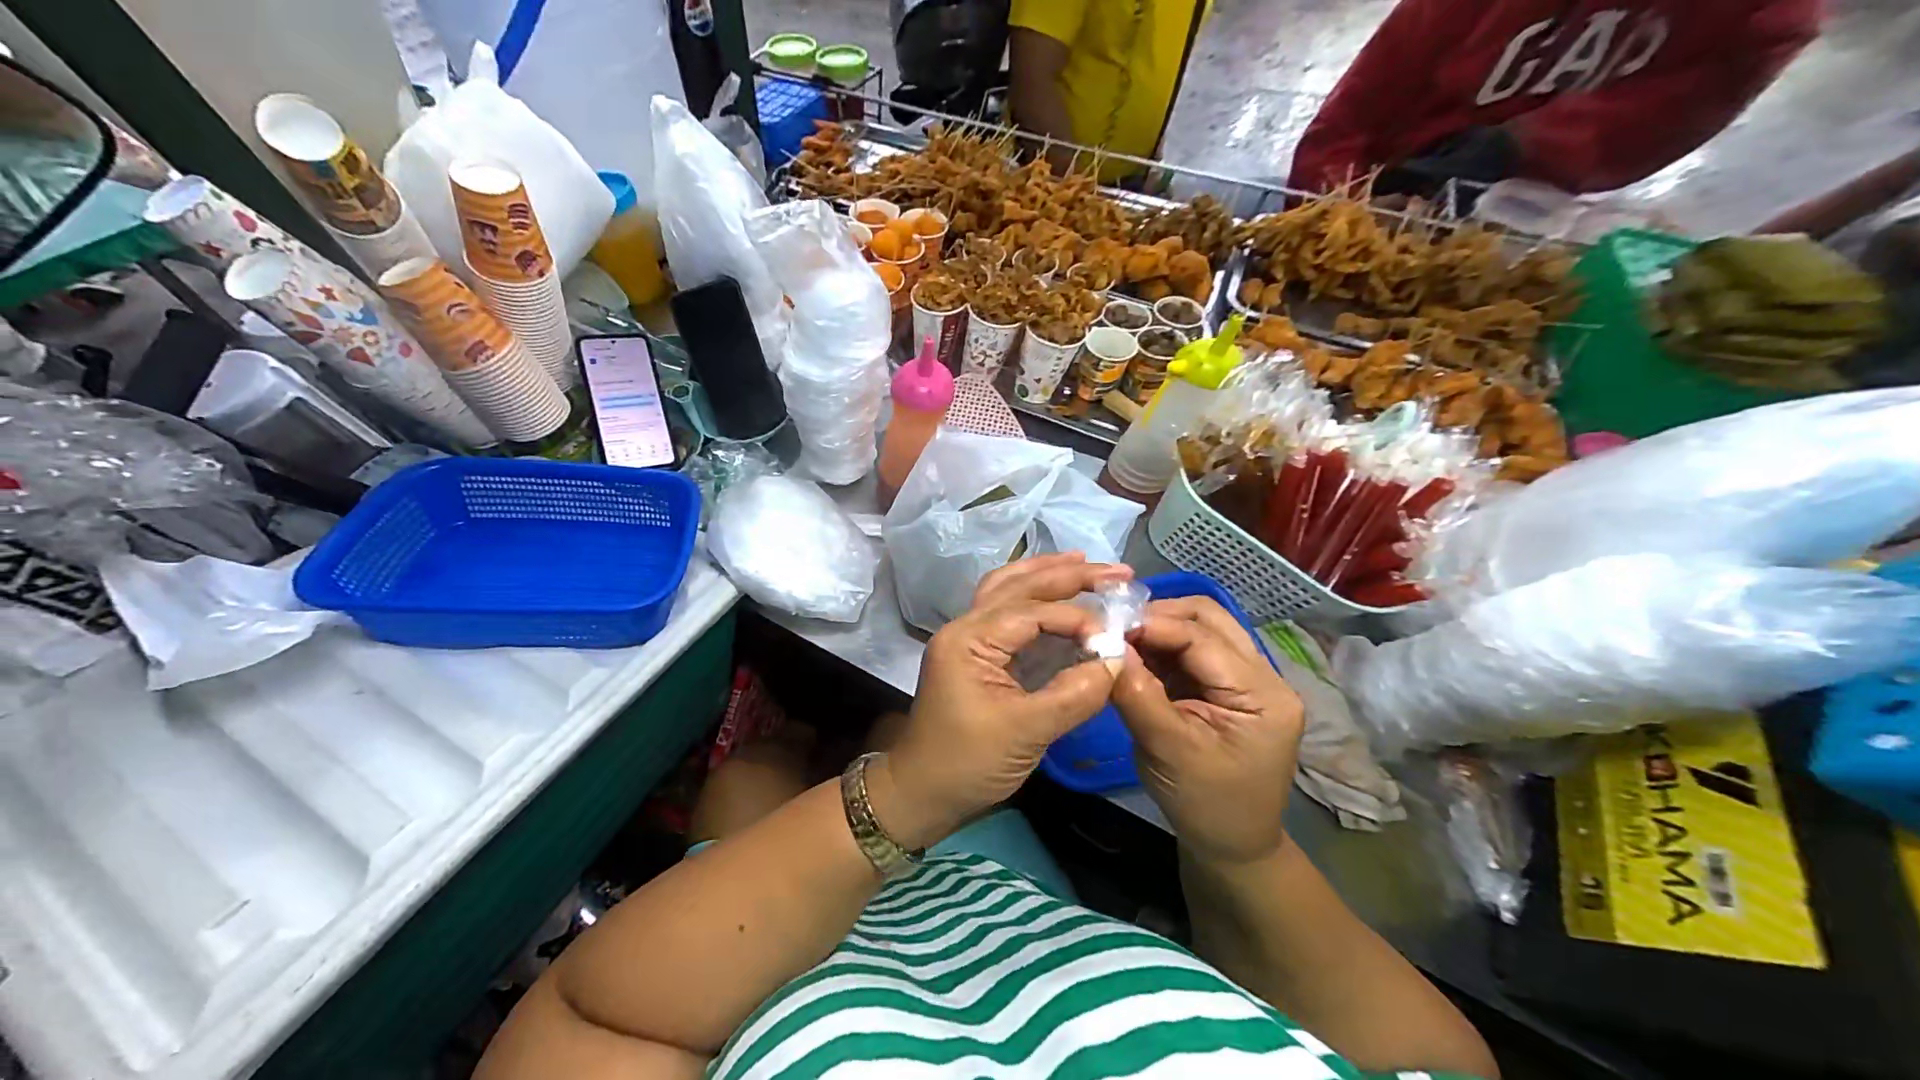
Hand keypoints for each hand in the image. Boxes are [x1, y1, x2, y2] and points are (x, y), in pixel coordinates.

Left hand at [871, 554, 1131, 848]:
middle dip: (1067, 574)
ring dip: (1047, 575)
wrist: (922, 793)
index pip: (1032, 611)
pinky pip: (1007, 613)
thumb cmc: (967, 763)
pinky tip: (1060, 598)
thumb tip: (1117, 662)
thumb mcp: (1025, 732)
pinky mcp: (976, 655)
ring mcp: (968, 639)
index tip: (1116, 636)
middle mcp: (965, 627)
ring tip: (1085, 563)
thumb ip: (1074, 695)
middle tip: (1118, 571)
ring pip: (1008, 591)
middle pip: (1019, 586)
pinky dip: (1036, 600)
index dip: (1077, 618)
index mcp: (969, 639)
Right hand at [1112, 597, 1304, 864]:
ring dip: (1159, 629)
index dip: (1153, 625)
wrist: (1232, 845)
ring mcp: (1247, 679)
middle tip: (1113, 628)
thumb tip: (1105, 644)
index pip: (1203, 639)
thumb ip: (1138, 694)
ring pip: (1201, 628)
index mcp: (1263, 694)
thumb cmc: (1205, 804)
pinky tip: (1134, 655)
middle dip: (1159, 616)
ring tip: (1119, 639)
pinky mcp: (1226, 687)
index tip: (1105, 625)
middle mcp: (1264, 676)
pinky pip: (1193, 651)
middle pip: (1209, 618)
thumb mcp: (1168, 750)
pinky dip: (1161, 647)